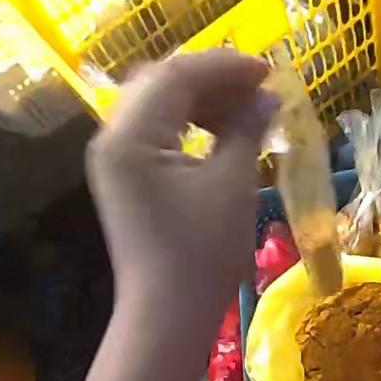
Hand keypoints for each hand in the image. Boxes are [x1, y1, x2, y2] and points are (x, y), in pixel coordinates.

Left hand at [87, 51, 278, 313]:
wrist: (169, 313)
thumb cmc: (203, 253)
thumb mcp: (233, 187)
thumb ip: (246, 131)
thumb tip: (267, 98)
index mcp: (132, 136)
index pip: (177, 76)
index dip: (225, 67)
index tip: (268, 70)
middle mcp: (112, 138)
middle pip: (160, 84)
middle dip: (211, 79)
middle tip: (258, 88)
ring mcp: (115, 160)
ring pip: (156, 106)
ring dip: (201, 100)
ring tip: (244, 109)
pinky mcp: (126, 179)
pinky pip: (155, 133)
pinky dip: (188, 125)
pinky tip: (219, 133)